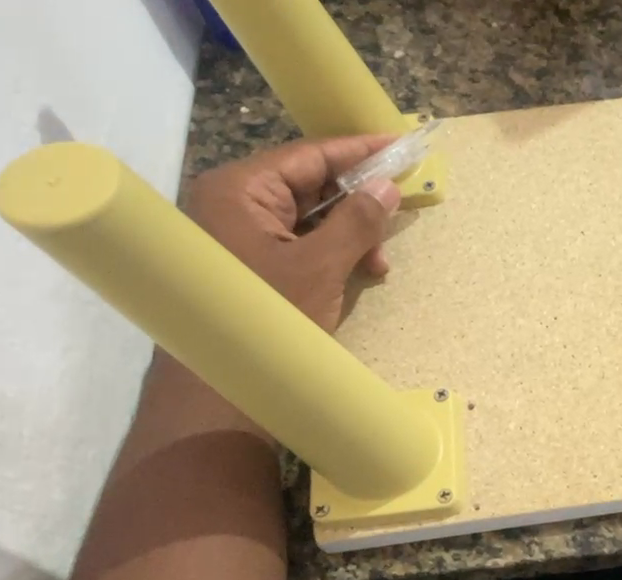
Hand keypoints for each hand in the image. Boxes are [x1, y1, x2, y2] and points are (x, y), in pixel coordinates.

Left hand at [182, 134, 402, 331]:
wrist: (222, 390)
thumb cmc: (269, 319)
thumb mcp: (320, 269)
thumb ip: (356, 223)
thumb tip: (387, 187)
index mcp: (239, 190)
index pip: (308, 156)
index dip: (358, 152)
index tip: (399, 147)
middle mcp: (235, 205)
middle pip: (308, 187)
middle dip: (357, 204)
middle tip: (397, 213)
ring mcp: (240, 237)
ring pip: (307, 220)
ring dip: (348, 236)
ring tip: (378, 263)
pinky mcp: (251, 267)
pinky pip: (298, 246)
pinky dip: (331, 256)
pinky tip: (358, 272)